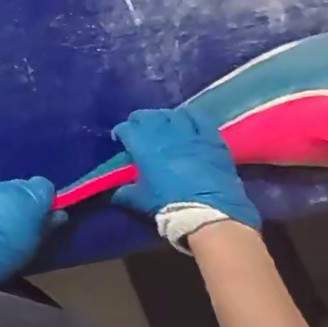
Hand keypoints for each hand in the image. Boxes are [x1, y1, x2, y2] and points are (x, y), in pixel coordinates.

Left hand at [0, 177, 63, 288]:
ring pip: (1, 189)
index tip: (40, 214)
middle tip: (17, 221)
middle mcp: (9, 185)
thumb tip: (59, 213)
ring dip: (1, 201)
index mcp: (30, 196)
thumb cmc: (4, 253)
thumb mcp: (34, 244)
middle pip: (22, 187)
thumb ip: (48, 224)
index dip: (44, 200)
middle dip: (21, 200)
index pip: (44, 186)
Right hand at [110, 108, 260, 248]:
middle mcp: (164, 134)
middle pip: (147, 115)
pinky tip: (187, 121)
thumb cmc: (169, 204)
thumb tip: (116, 193)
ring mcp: (190, 134)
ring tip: (163, 124)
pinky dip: (190, 117)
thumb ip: (125, 193)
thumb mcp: (140, 199)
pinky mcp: (211, 139)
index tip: (120, 140)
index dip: (121, 132)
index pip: (126, 128)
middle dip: (139, 120)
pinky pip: (199, 119)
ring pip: (172, 114)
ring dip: (164, 117)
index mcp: (143, 146)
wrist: (209, 212)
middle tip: (138, 130)